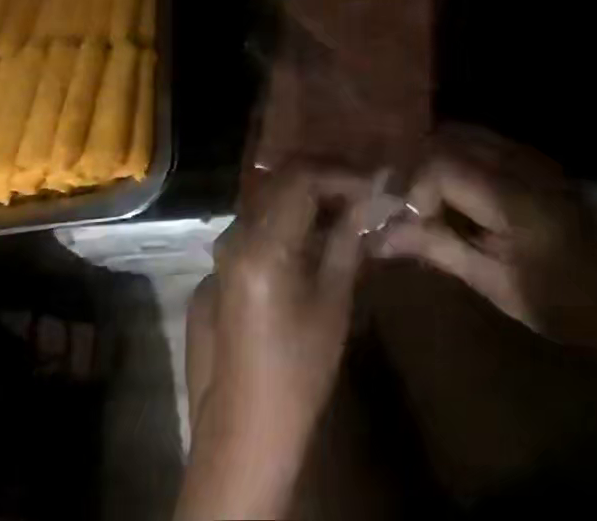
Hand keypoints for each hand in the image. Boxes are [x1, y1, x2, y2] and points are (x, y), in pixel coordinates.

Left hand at [177, 164, 372, 519]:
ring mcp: (222, 250)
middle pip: (279, 185)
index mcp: (260, 243)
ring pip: (267, 203)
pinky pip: (257, 226)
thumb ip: (346, 243)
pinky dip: (288, 220)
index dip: (339, 174)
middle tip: (365, 193)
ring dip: (306, 199)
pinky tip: (317, 235)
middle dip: (324, 181)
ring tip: (348, 211)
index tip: (374, 184)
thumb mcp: (333, 304)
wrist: (247, 423)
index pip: (299, 179)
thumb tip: (369, 202)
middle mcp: (234, 235)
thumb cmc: (298, 369)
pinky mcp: (222, 266)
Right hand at [376, 124, 596, 346]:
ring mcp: (531, 157)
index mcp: (513, 199)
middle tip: (414, 206)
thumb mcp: (493, 283)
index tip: (415, 225)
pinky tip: (457, 191)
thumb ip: (436, 248)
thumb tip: (379, 238)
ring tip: (431, 198)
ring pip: (462, 133)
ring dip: (437, 160)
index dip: (416, 191)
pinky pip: (482, 140)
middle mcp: (522, 165)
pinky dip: (457, 156)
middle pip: (447, 140)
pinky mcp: (535, 159)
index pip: (441, 167)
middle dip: (420, 169)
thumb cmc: (560, 303)